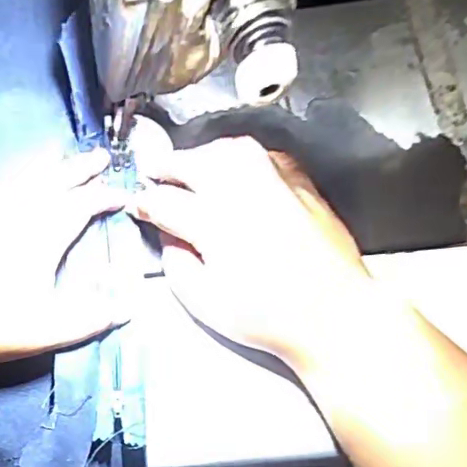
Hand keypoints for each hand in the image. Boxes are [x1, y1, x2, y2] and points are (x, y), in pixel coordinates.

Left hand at [0, 151, 128, 365]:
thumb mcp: (55, 328)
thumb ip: (95, 316)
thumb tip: (131, 305)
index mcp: (44, 237)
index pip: (81, 206)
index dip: (105, 198)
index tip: (123, 197)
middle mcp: (15, 217)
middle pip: (52, 184)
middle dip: (79, 169)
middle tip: (99, 158)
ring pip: (13, 183)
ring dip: (36, 167)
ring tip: (54, 153)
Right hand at [131, 137, 374, 371]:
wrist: (330, 312)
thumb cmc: (267, 316)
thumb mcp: (204, 301)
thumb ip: (177, 263)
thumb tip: (169, 238)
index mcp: (213, 223)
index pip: (165, 201)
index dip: (144, 202)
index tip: (136, 205)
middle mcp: (244, 192)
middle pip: (194, 162)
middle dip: (168, 166)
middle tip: (154, 173)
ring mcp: (276, 183)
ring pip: (230, 149)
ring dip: (203, 154)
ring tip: (190, 165)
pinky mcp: (301, 184)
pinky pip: (264, 156)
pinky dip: (242, 157)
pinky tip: (236, 170)